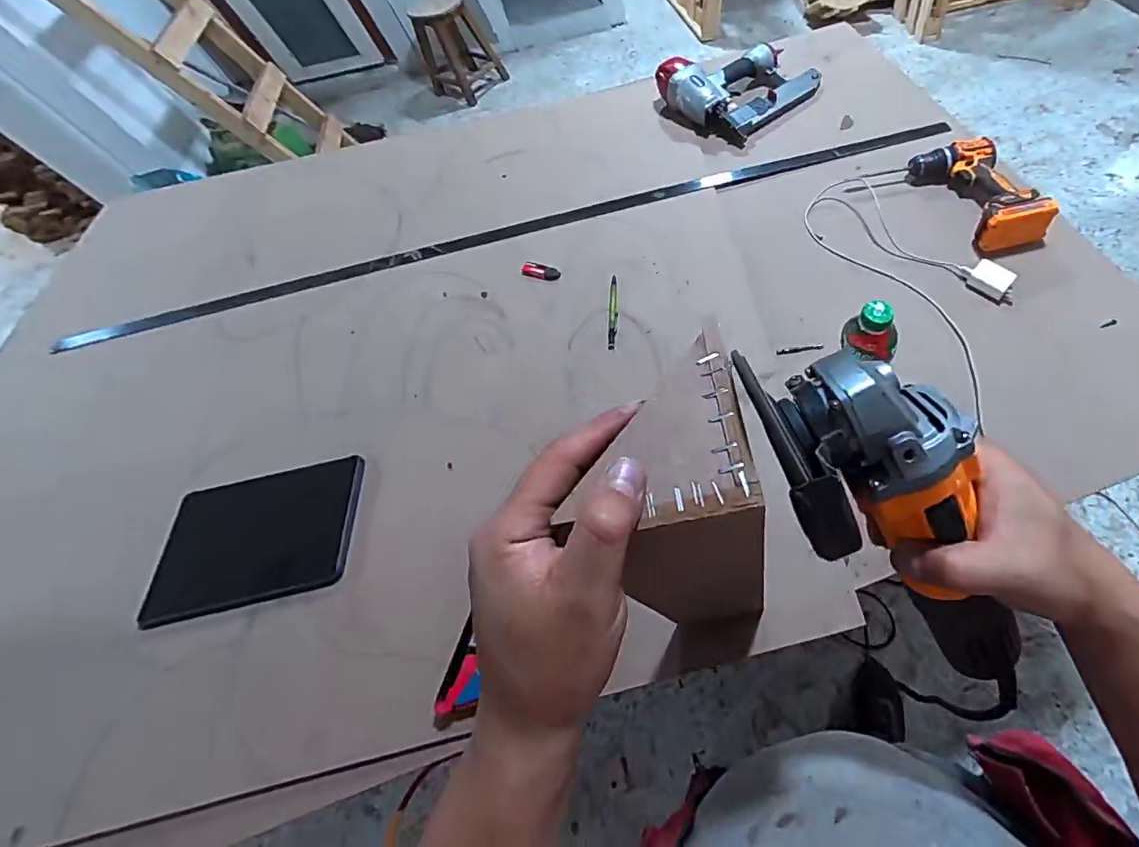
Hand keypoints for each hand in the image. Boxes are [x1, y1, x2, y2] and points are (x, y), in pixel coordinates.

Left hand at [467, 403, 646, 741]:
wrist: (531, 727)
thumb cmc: (558, 662)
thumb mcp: (587, 592)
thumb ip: (606, 526)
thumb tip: (628, 465)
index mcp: (505, 530)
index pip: (553, 463)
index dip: (595, 433)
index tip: (633, 410)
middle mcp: (500, 533)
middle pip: (552, 476)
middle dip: (594, 447)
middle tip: (638, 427)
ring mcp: (510, 553)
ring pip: (556, 498)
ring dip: (592, 474)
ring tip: (631, 455)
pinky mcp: (525, 570)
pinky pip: (560, 521)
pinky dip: (589, 505)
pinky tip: (612, 504)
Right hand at [889, 443, 1130, 625]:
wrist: (1088, 597)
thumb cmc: (1051, 569)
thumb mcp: (995, 569)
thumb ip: (944, 564)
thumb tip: (898, 556)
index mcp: (981, 459)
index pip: (920, 444)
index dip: (889, 466)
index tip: (872, 496)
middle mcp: (973, 464)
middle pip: (914, 468)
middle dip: (892, 498)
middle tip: (881, 528)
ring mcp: (973, 486)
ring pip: (920, 491)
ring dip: (903, 516)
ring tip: (895, 541)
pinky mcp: (972, 508)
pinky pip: (931, 508)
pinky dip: (919, 527)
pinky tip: (915, 548)